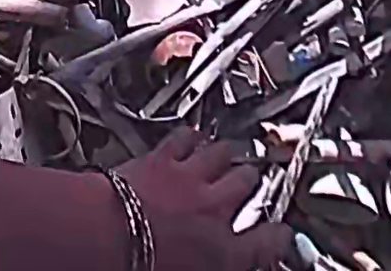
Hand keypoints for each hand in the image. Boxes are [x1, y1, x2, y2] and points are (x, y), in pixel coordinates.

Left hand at [115, 128, 294, 270]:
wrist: (108, 233)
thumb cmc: (141, 264)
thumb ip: (213, 263)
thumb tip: (218, 259)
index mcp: (224, 253)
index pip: (267, 243)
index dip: (278, 236)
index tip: (282, 232)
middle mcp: (213, 210)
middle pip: (244, 184)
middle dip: (251, 178)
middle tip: (252, 176)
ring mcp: (188, 177)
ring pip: (219, 154)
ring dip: (226, 151)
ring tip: (230, 149)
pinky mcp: (163, 157)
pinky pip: (185, 138)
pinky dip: (192, 136)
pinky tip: (193, 134)